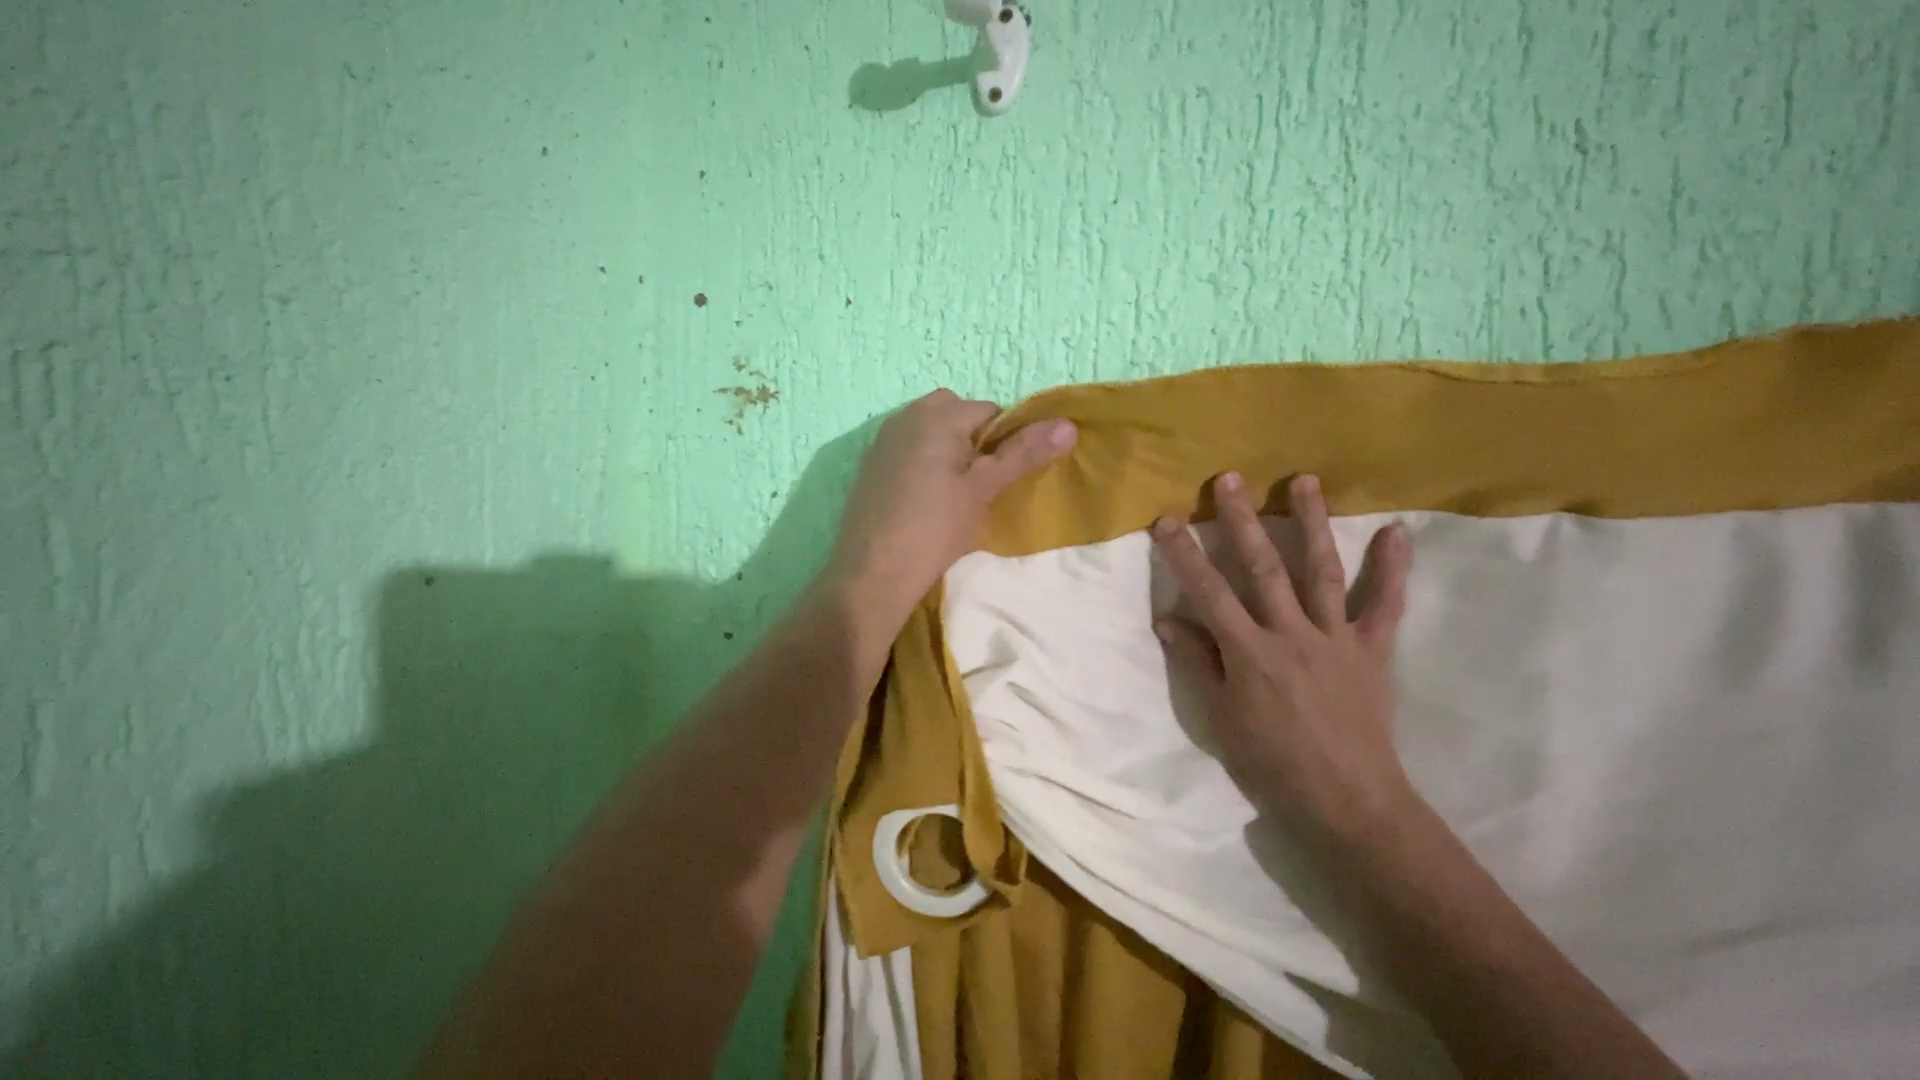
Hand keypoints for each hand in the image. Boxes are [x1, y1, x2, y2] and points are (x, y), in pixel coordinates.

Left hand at [825, 389, 1076, 622]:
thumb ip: (1024, 453)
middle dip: (974, 442)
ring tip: (954, 498)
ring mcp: (882, 441)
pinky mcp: (870, 468)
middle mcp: (906, 416)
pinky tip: (926, 505)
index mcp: (937, 414)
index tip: (1002, 478)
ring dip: (948, 454)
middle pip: (955, 415)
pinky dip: (923, 467)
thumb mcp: (985, 489)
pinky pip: (908, 452)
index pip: (990, 411)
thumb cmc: (936, 527)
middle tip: (980, 486)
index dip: (1005, 442)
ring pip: (930, 434)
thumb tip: (1069, 424)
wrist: (873, 572)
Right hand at [1152, 472, 1418, 838]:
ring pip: (1321, 571)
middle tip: (1230, 478)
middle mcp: (1291, 633)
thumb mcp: (1222, 720)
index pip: (1210, 593)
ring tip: (1304, 480)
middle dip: (1242, 520)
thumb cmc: (1274, 764)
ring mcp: (1336, 637)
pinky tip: (1396, 532)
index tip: (1167, 519)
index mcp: (1250, 653)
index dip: (1186, 554)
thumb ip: (1198, 666)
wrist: (1348, 799)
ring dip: (1311, 523)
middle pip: (1263, 567)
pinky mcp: (1373, 649)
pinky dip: (1392, 569)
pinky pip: (1386, 605)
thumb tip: (1169, 619)